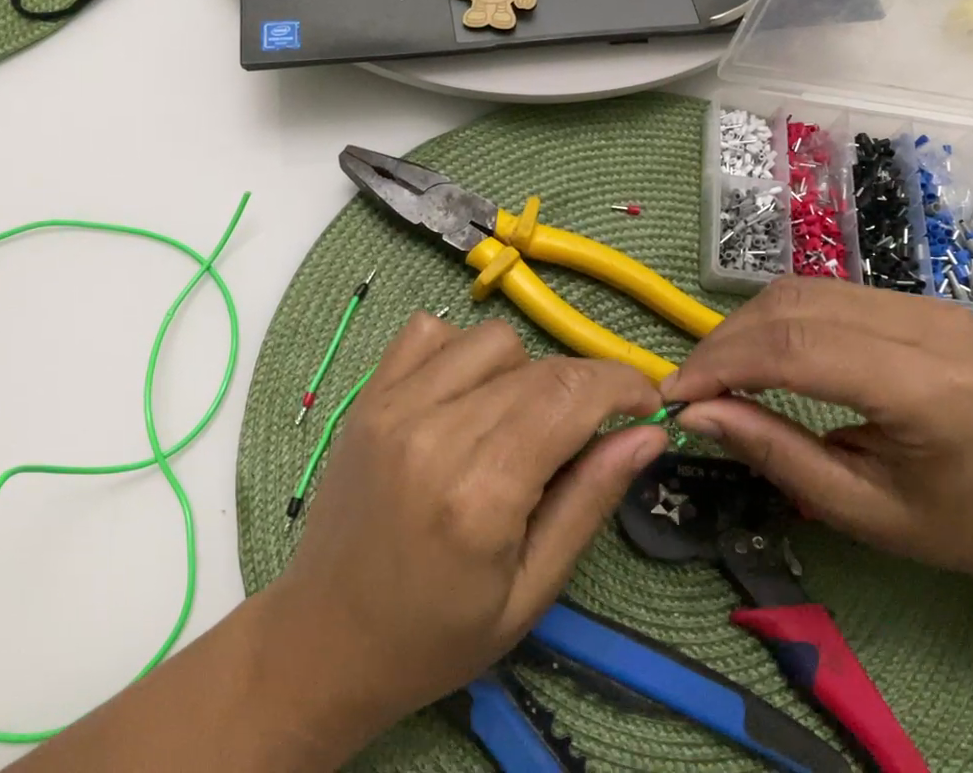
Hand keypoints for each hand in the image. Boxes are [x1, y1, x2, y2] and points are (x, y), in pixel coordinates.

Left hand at [262, 313, 667, 732]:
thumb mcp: (531, 591)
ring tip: (522, 422)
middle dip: (587, 385)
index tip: (648, 405)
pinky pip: (429, 333)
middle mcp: (434, 433)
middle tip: (591, 432)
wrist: (323, 640)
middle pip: (540, 366)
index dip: (624, 386)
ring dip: (526, 370)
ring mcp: (391, 407)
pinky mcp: (366, 399)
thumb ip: (589, 501)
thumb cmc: (435, 637)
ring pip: (491, 339)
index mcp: (480, 493)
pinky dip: (463, 352)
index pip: (571, 395)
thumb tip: (649, 433)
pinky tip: (468, 398)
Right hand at [661, 279, 972, 590]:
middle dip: (726, 342)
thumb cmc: (948, 523)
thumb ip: (773, 451)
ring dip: (745, 326)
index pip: (801, 351)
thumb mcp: (854, 507)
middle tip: (688, 387)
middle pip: (796, 308)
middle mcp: (933, 330)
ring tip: (715, 372)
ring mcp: (929, 305)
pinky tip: (756, 354)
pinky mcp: (919, 299)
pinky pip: (824, 292)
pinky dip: (775, 320)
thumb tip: (693, 412)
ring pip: (803, 290)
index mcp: (930, 393)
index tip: (676, 393)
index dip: (725, 364)